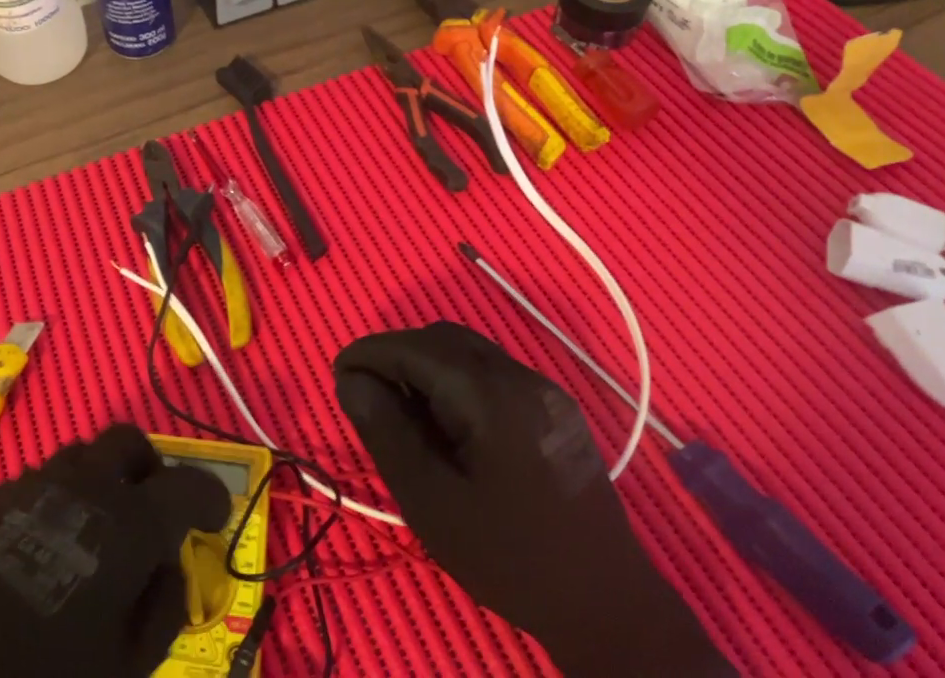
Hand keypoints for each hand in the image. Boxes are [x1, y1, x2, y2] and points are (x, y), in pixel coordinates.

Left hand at [0, 424, 231, 677]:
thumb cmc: (54, 671)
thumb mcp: (131, 660)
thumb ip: (164, 602)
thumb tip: (170, 562)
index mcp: (130, 522)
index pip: (188, 484)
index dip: (210, 499)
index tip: (212, 522)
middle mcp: (85, 486)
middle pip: (127, 442)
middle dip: (149, 469)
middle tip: (152, 511)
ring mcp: (35, 486)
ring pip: (82, 455)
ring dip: (102, 480)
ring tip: (99, 529)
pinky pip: (42, 479)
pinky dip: (62, 497)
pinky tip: (53, 543)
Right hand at [334, 323, 731, 677]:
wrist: (606, 605)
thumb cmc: (509, 558)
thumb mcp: (432, 502)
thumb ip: (387, 432)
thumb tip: (352, 379)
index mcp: (495, 398)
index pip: (418, 348)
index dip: (371, 353)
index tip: (338, 376)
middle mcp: (524, 379)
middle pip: (445, 339)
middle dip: (397, 355)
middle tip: (364, 395)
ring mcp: (545, 393)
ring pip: (470, 353)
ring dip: (425, 366)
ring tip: (397, 410)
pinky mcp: (554, 412)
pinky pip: (492, 375)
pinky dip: (454, 382)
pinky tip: (441, 423)